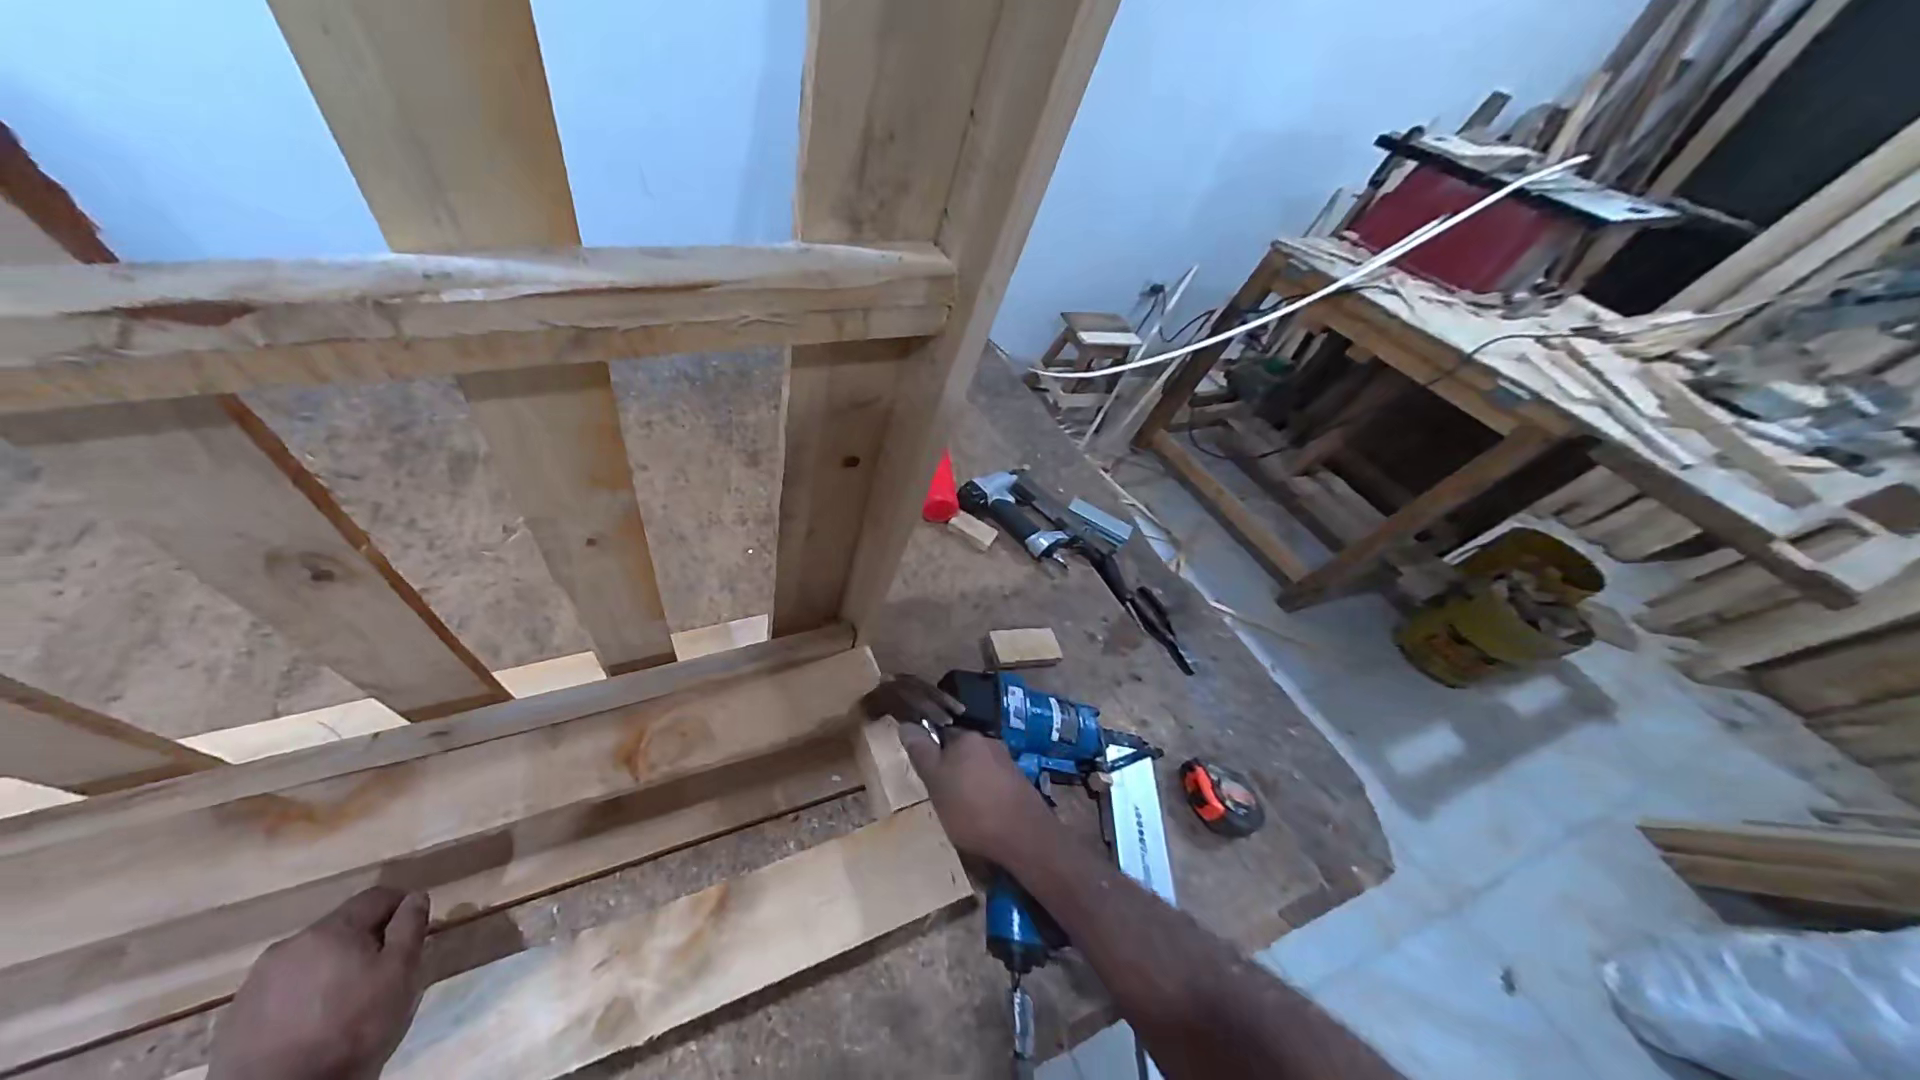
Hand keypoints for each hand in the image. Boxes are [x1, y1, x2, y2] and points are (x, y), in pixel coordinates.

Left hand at [209, 887, 429, 1079]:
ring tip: (347, 1000)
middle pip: (341, 927)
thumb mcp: (400, 973)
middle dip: (366, 941)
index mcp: (330, 929)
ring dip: (332, 968)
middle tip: (384, 971)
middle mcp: (288, 946)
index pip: (376, 896)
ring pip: (310, 958)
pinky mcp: (236, 1017)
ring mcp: (256, 982)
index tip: (414, 931)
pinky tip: (313, 1022)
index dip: (402, 907)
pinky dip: (304, 995)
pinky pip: (283, 989)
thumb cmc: (352, 1027)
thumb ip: (410, 927)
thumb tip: (415, 897)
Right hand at [898, 723, 1057, 869]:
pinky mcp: (1019, 784)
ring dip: (967, 783)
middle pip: (960, 751)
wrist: (1024, 836)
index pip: (940, 733)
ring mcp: (1007, 763)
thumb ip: (921, 752)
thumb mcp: (934, 780)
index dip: (929, 754)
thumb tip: (905, 724)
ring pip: (977, 768)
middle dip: (949, 769)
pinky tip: (981, 816)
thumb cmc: (971, 807)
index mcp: (968, 736)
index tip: (925, 776)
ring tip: (960, 810)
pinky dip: (983, 795)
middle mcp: (990, 742)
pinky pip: (992, 783)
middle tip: (939, 795)